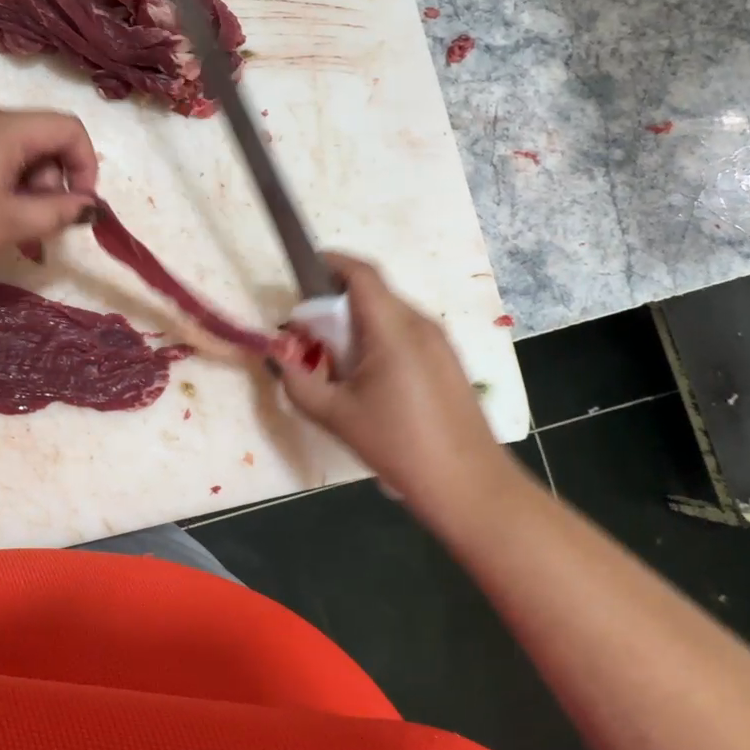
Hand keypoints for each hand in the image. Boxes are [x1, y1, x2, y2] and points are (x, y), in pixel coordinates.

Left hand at [0, 107, 97, 272]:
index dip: (86, 165)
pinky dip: (1, 177)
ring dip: (28, 181)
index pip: (69, 127)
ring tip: (11, 221)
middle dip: (54, 177)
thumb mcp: (10, 223)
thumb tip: (87, 206)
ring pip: (14, 145)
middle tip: (38, 220)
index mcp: (6, 127)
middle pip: (41, 135)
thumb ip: (57, 212)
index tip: (78, 206)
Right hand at [280, 253, 516, 510]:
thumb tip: (279, 358)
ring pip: (389, 315)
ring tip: (334, 362)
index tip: (305, 267)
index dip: (332, 262)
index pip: (362, 275)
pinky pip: (405, 334)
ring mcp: (440, 343)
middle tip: (307, 335)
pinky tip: (366, 380)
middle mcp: (421, 326)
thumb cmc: (398, 445)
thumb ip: (298, 381)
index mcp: (392, 331)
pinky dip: (378, 340)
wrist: (470, 486)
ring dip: (356, 324)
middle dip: (335, 304)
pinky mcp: (449, 362)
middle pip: (372, 295)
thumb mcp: (334, 415)